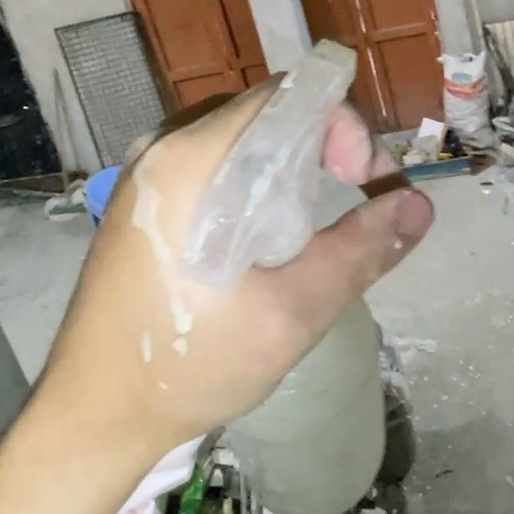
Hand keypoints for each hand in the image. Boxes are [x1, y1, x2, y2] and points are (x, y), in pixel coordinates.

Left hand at [34, 83, 434, 465]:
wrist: (93, 418)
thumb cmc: (187, 365)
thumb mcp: (291, 314)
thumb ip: (362, 251)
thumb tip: (421, 205)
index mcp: (192, 159)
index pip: (289, 95)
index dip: (343, 126)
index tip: (362, 183)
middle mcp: (167, 144)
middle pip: (272, 109)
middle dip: (330, 144)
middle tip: (360, 199)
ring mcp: (152, 168)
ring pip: (251, 133)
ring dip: (300, 164)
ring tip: (318, 224)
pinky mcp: (150, 193)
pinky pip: (224, 157)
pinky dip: (265, 178)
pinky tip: (271, 234)